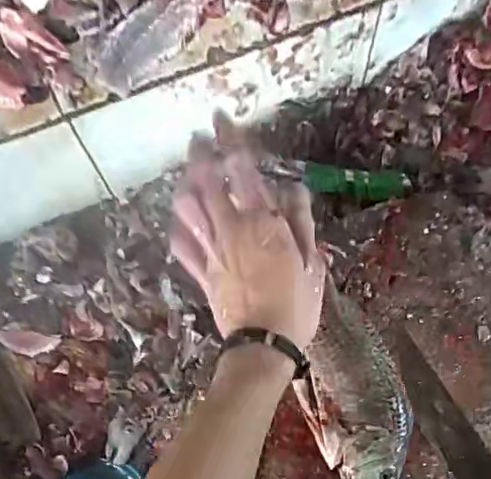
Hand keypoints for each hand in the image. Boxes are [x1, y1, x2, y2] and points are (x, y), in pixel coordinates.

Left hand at [169, 117, 325, 348]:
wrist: (265, 345)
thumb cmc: (296, 307)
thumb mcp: (312, 265)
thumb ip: (302, 223)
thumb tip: (294, 189)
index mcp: (263, 223)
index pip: (242, 169)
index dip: (230, 140)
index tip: (222, 120)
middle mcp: (232, 229)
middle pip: (207, 181)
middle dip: (200, 154)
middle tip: (199, 140)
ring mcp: (213, 252)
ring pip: (188, 208)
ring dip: (185, 185)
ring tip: (188, 175)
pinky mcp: (202, 274)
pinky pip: (182, 245)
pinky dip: (178, 227)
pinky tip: (180, 220)